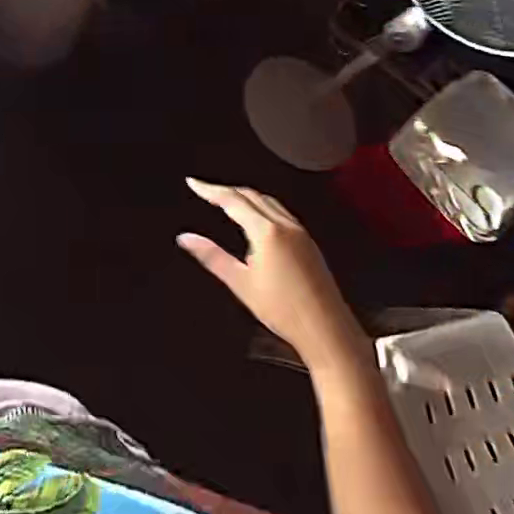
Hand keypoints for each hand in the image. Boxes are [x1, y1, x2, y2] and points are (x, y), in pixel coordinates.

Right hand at [178, 178, 369, 370]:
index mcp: (266, 231)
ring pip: (267, 200)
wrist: (327, 330)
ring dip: (244, 195)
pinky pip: (280, 211)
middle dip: (226, 189)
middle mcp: (285, 224)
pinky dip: (261, 205)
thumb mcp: (241, 284)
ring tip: (226, 199)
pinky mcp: (308, 241)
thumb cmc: (283, 311)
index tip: (193, 182)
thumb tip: (185, 238)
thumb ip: (212, 257)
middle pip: (250, 194)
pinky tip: (256, 218)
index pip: (232, 200)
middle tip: (205, 190)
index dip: (209, 189)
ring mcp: (299, 231)